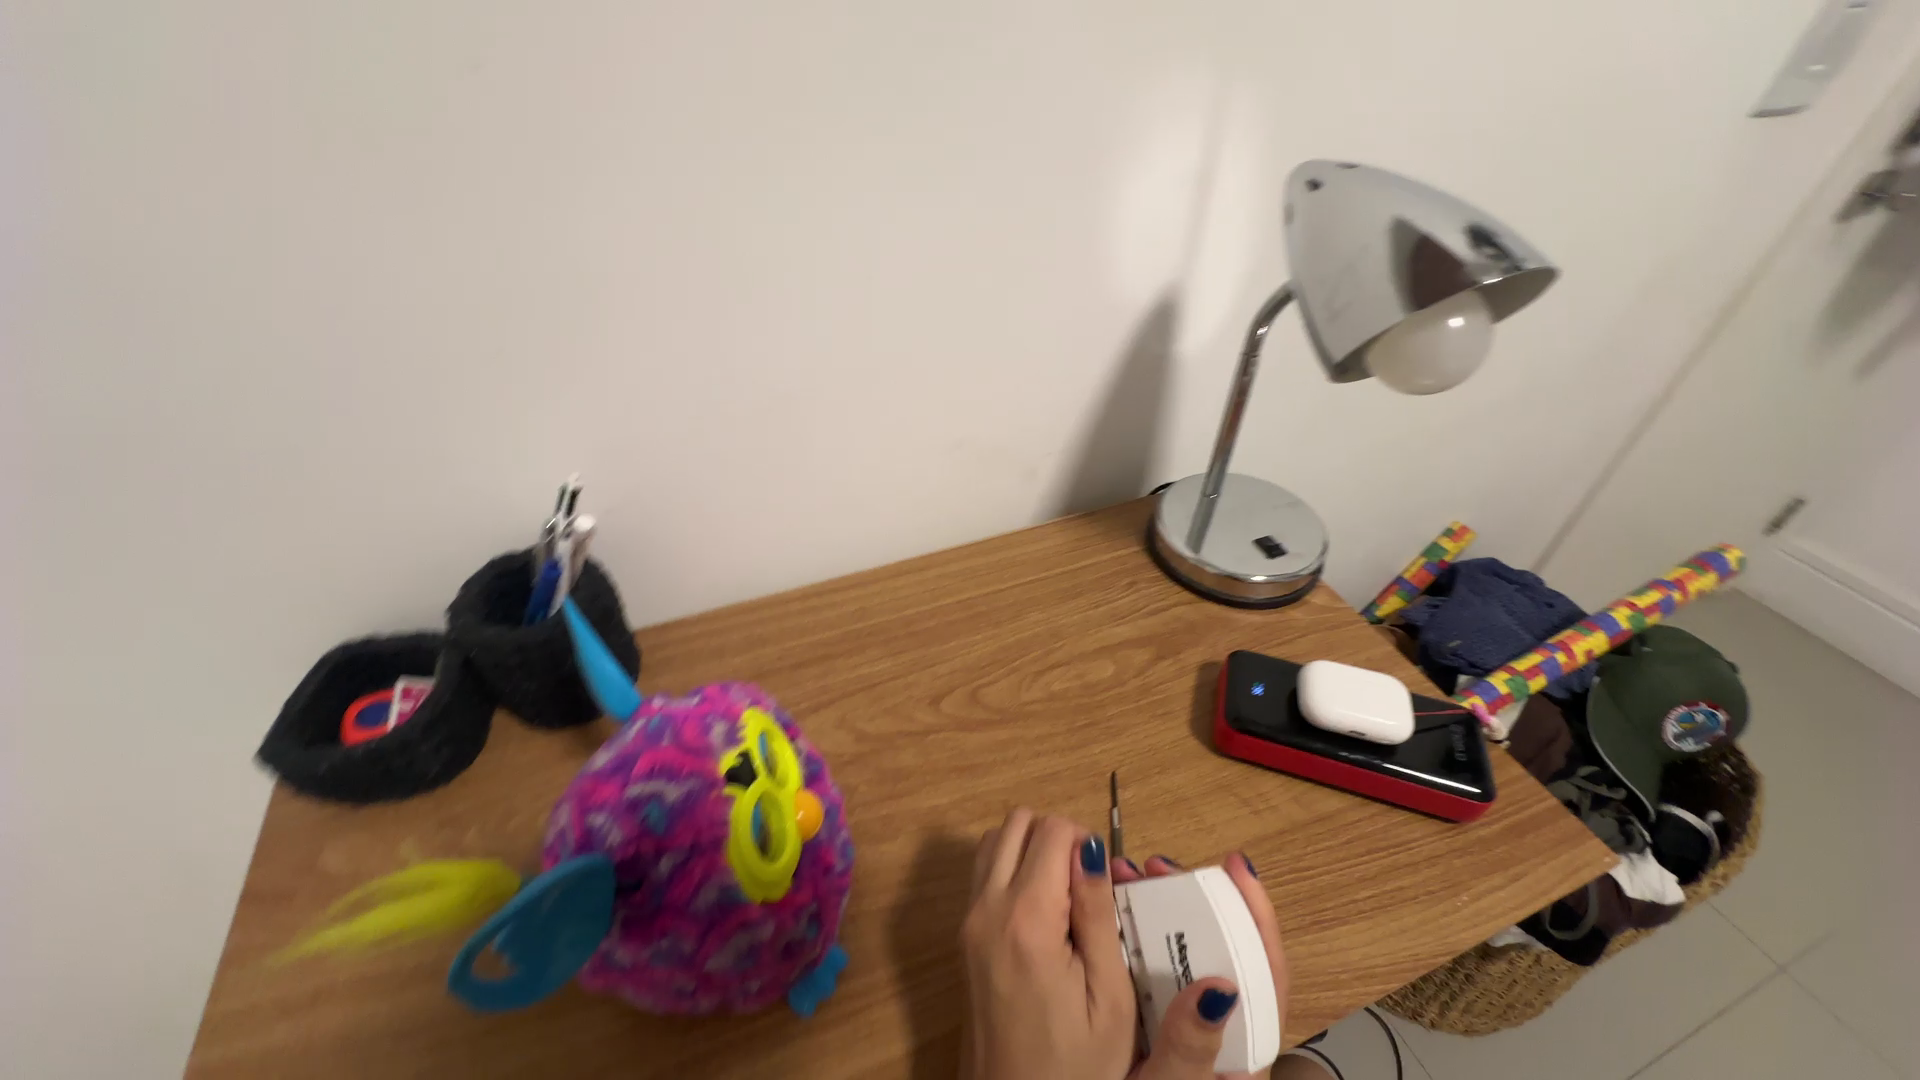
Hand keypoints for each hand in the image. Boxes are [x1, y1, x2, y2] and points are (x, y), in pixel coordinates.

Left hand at [959, 809, 1136, 1079]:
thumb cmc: (1076, 1065)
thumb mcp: (1110, 998)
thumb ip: (1099, 915)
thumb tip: (1093, 846)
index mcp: (1026, 918)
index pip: (1052, 830)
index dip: (1086, 844)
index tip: (1105, 885)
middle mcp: (986, 906)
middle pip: (1017, 822)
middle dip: (1057, 837)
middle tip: (1087, 887)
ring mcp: (968, 919)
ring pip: (995, 840)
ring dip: (1032, 848)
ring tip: (1067, 898)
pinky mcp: (963, 934)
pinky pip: (984, 871)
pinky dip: (1012, 867)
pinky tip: (1041, 912)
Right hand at [1113, 853, 1289, 1079]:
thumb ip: (1192, 1048)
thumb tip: (1221, 986)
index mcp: (1242, 1044)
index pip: (1267, 971)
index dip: (1258, 917)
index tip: (1237, 867)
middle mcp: (1222, 1025)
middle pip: (1223, 947)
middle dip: (1192, 896)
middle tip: (1152, 865)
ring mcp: (1190, 1017)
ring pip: (1187, 949)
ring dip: (1161, 906)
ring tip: (1126, 875)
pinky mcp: (1160, 1015)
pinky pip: (1156, 962)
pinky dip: (1138, 928)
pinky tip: (1112, 908)